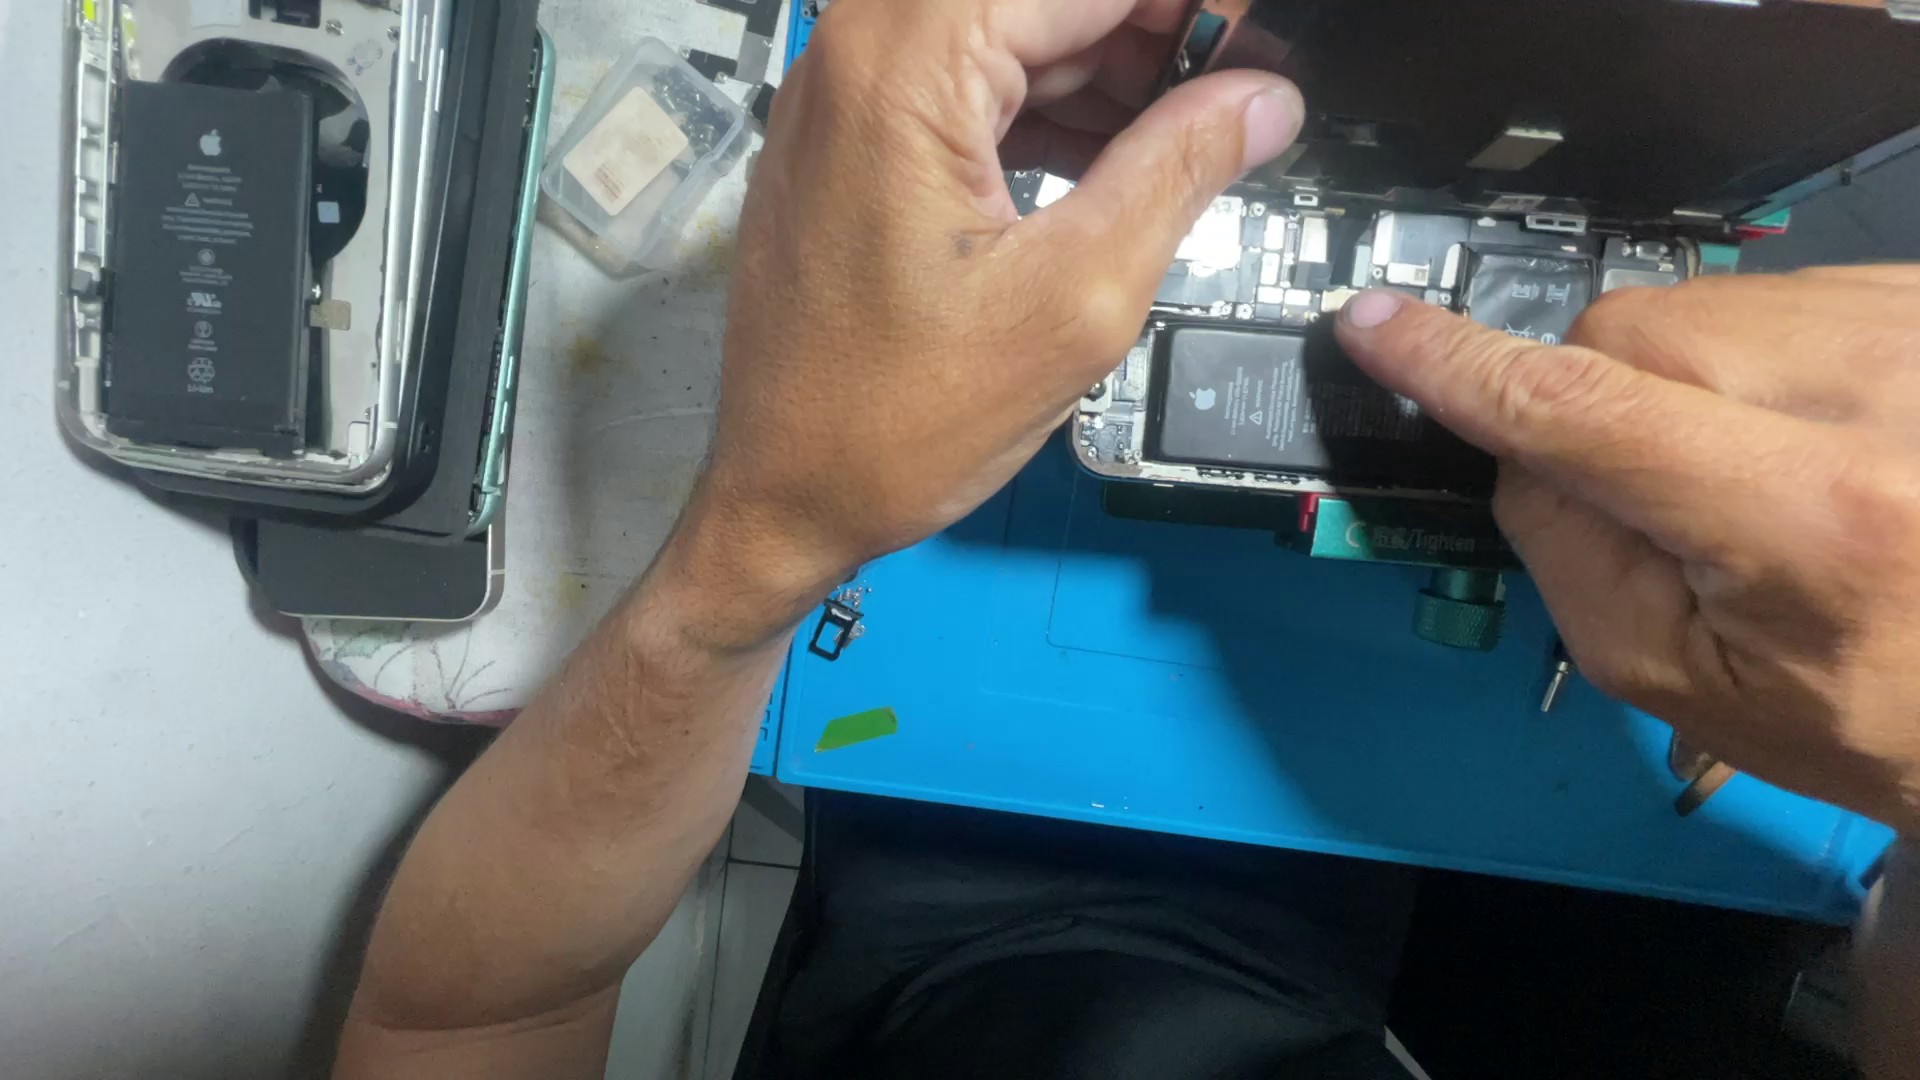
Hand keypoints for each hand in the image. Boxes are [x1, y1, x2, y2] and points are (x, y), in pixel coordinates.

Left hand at [682, 0, 1303, 637]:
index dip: (1196, 4)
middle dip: (1150, 35)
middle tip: (1239, 93)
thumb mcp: (1073, 304)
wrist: (788, 501)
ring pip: (999, 41)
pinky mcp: (838, 161)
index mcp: (905, 65)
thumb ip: (1176, 175)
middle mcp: (853, 55)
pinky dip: (1036, 117)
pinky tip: (1101, 158)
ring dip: (1099, 73)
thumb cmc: (908, 426)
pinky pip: (957, 100)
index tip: (1264, 41)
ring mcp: (835, 107)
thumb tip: (1262, 99)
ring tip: (1187, 132)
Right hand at [1334, 269, 1919, 833]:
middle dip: (1581, 394)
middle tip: (1640, 483)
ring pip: (1683, 309)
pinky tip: (1797, 427)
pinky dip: (1732, 361)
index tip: (1368, 323)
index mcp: (1805, 514)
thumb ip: (1560, 552)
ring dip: (1658, 381)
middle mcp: (1884, 391)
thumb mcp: (1665, 667)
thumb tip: (1519, 449)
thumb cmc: (1862, 707)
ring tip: (1739, 464)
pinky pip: (1760, 299)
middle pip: (1621, 334)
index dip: (1452, 365)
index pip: (1570, 408)